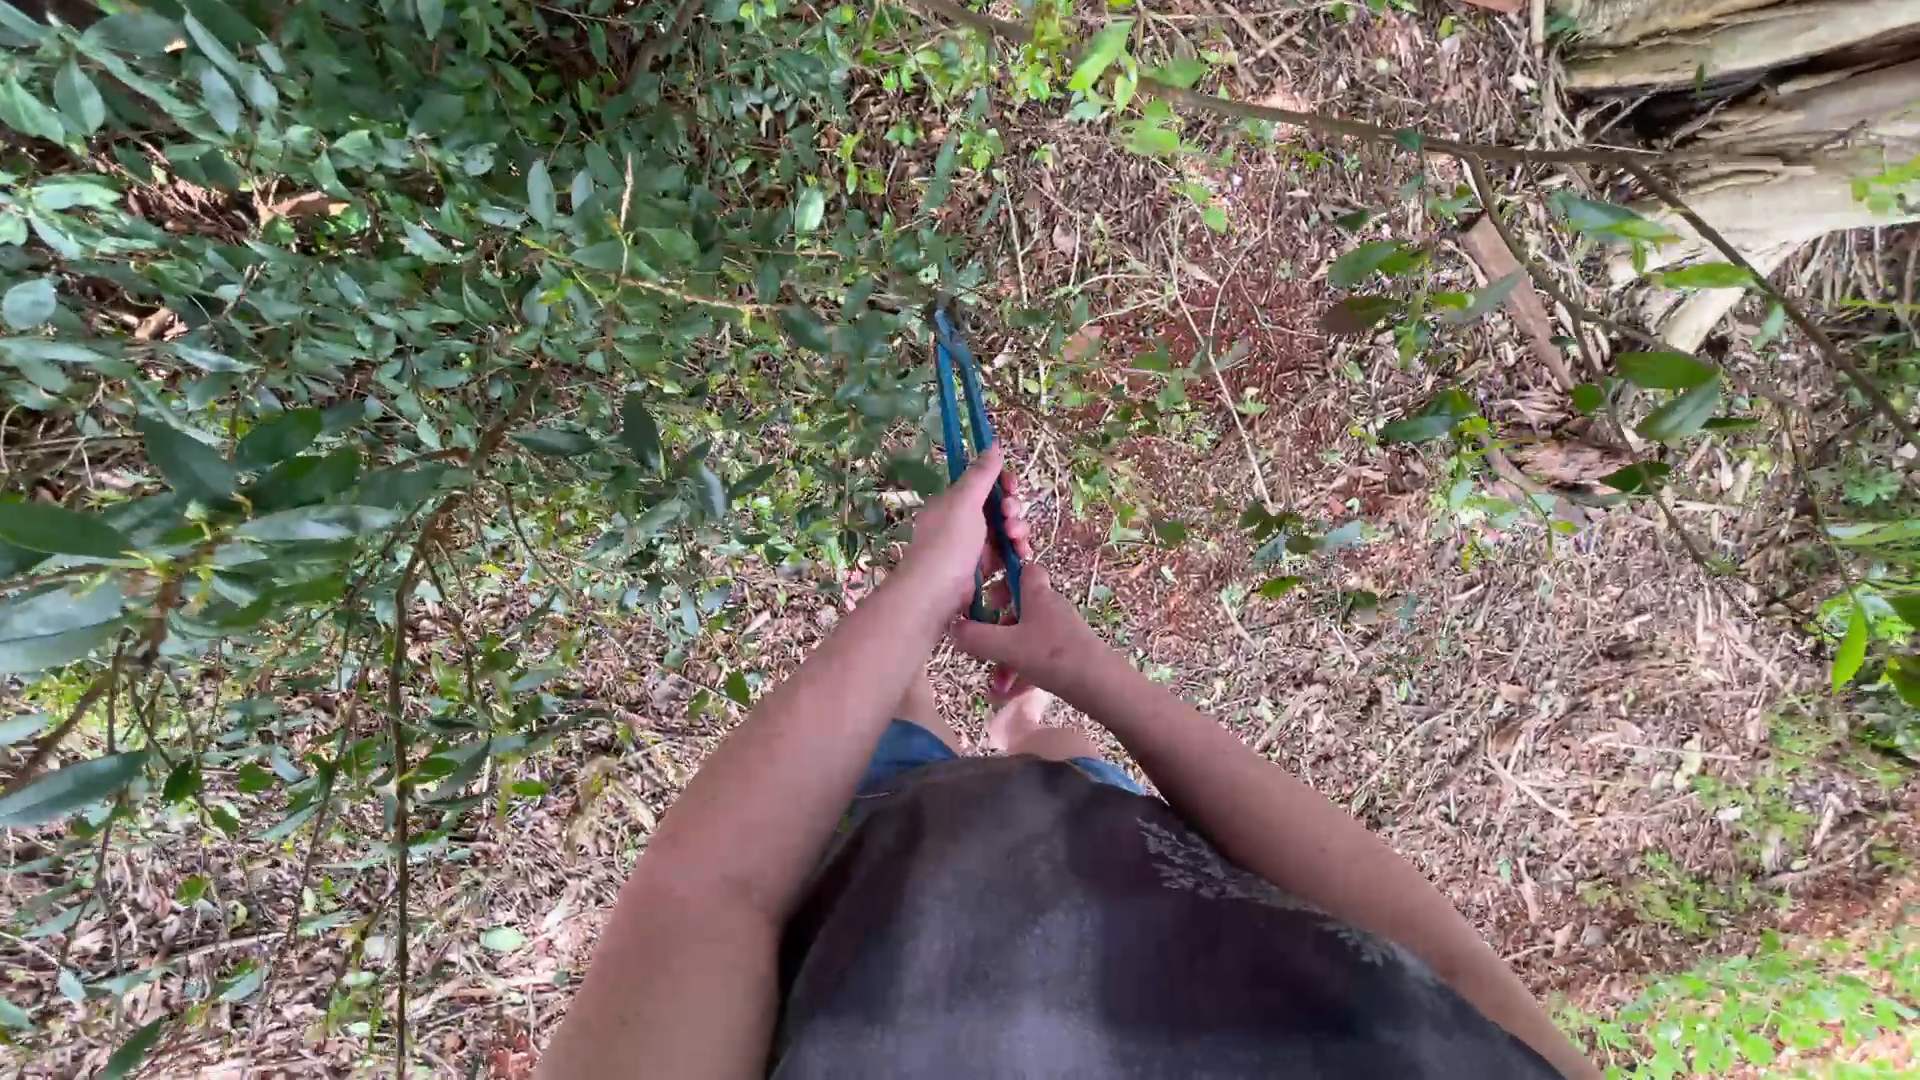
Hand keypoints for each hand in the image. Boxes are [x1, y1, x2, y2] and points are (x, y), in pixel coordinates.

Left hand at [895, 444, 1033, 620]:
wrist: (936, 591)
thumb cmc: (948, 541)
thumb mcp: (965, 501)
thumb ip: (982, 474)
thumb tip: (994, 444)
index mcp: (953, 501)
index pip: (983, 484)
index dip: (1002, 483)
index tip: (1012, 487)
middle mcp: (962, 520)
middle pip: (998, 506)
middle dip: (1012, 509)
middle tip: (1011, 517)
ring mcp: (973, 544)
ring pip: (1006, 529)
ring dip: (1018, 530)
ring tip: (1017, 540)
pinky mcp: (983, 566)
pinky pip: (1006, 552)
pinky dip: (1017, 551)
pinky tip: (1023, 555)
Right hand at [949, 564, 1106, 701]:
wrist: (1099, 685)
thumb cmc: (1051, 655)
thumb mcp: (1005, 646)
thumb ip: (975, 637)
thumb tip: (953, 628)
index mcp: (1037, 594)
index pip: (1024, 569)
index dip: (1005, 576)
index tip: (986, 594)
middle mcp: (1049, 608)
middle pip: (1019, 607)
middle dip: (997, 627)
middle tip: (982, 639)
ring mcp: (1060, 632)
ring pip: (1025, 638)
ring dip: (1005, 658)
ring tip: (995, 685)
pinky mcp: (1067, 654)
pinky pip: (1036, 657)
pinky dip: (1021, 673)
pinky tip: (1007, 696)